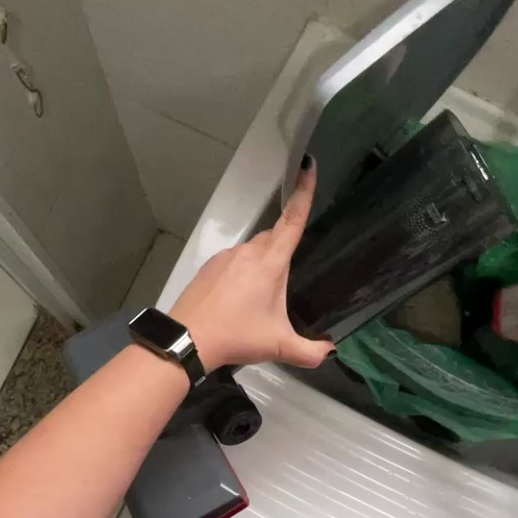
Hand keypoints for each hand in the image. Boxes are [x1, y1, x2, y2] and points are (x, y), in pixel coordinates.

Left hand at [170, 162, 334, 370]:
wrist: (188, 340)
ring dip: (261, 268)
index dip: (304, 193)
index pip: (293, 220)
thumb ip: (310, 352)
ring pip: (253, 252)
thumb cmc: (236, 337)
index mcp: (270, 263)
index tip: (308, 165)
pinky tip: (238, 302)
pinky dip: (241, 276)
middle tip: (285, 284)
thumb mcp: (279, 347)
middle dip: (283, 252)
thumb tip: (329, 351)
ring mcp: (226, 257)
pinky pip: (233, 262)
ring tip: (258, 302)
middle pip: (274, 238)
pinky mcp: (209, 267)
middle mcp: (248, 252)